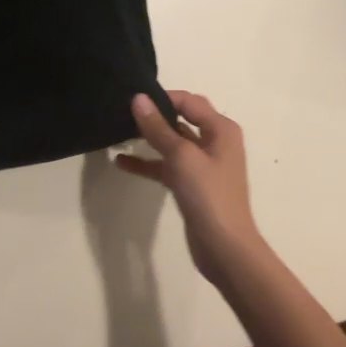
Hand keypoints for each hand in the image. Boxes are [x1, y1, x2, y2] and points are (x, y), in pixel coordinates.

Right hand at [116, 91, 265, 279]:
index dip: (162, 97)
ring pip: (173, 143)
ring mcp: (204, 165)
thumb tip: (138, 98)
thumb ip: (158, 127)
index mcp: (221, 129)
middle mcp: (215, 141)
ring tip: (119, 132)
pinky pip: (167, 166)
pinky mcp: (192, 185)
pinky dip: (148, 163)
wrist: (225, 249)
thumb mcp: (181, 157)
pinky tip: (122, 162)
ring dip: (150, 139)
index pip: (188, 101)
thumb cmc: (209, 195)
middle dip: (156, 115)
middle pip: (182, 118)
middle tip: (125, 110)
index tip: (133, 97)